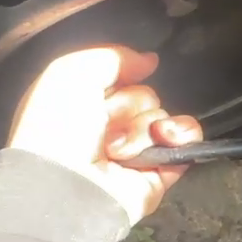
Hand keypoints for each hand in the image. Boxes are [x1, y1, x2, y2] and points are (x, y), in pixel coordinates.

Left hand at [8, 47, 201, 223]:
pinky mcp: (157, 175)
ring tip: (120, 147)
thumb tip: (149, 61)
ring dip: (144, 125)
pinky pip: (186, 141)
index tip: (115, 80)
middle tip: (105, 123)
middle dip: (129, 103)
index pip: (118, 79)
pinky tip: (163, 138)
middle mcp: (107, 131)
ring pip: (161, 117)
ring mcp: (133, 154)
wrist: (66, 184)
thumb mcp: (71, 72)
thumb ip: (112, 57)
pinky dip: (181, 134)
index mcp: (81, 107)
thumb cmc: (56, 129)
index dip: (121, 75)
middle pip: (142, 96)